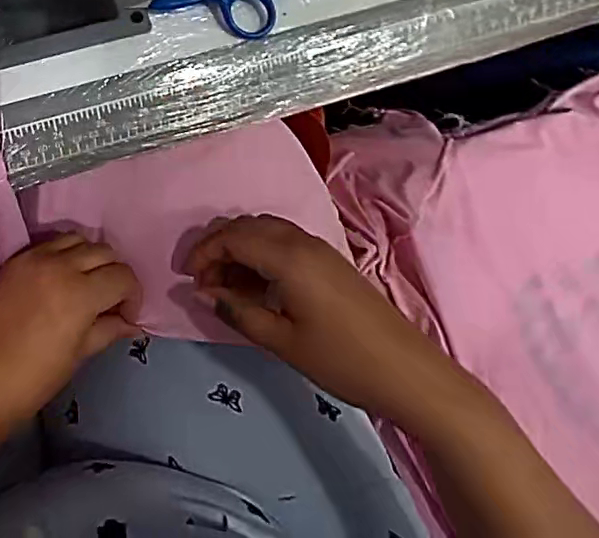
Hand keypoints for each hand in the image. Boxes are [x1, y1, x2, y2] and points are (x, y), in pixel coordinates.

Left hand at [0, 233, 142, 489]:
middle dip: (115, 274)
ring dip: (90, 257)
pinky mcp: (15, 260)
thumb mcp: (77, 357)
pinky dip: (64, 253)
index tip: (127, 315)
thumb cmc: (30, 381)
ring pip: (77, 239)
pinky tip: (62, 277)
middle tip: (111, 300)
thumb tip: (131, 323)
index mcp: (79, 293)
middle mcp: (59, 265)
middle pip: (103, 251)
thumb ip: (106, 330)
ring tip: (87, 284)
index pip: (122, 276)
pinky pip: (50, 243)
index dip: (133, 295)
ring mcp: (34, 258)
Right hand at [184, 214, 486, 432]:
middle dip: (217, 246)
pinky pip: (282, 240)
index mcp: (288, 256)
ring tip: (225, 285)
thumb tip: (202, 293)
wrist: (410, 374)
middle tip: (202, 280)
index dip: (204, 253)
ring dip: (238, 248)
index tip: (187, 278)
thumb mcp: (283, 342)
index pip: (232, 237)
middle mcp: (301, 240)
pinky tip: (255, 284)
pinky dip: (259, 253)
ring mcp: (318, 246)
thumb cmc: (343, 360)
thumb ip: (237, 312)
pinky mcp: (328, 258)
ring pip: (264, 230)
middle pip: (246, 226)